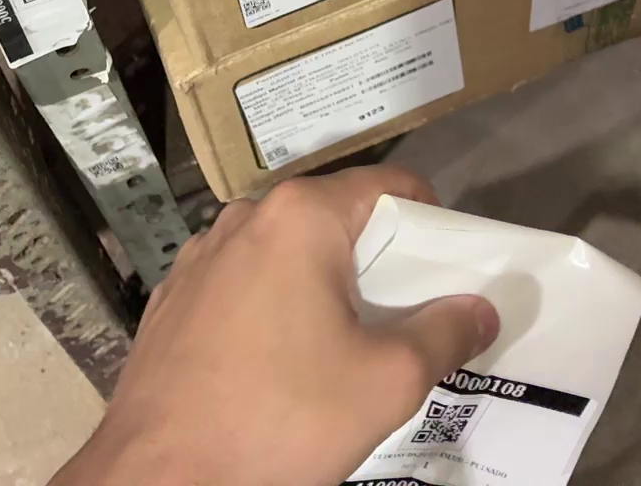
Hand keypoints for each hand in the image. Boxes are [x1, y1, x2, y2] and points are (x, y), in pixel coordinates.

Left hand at [53, 167, 499, 485]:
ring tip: (341, 337)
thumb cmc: (281, 416)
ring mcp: (203, 249)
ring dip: (322, 277)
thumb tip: (481, 308)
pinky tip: (276, 353)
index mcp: (300, 214)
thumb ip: (444, 334)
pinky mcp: (176, 288)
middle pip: (334, 214)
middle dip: (375, 255)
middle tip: (404, 310)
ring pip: (285, 245)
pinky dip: (273, 296)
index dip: (427, 215)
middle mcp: (247, 213)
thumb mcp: (385, 382)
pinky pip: (243, 274)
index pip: (386, 184)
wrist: (159, 476)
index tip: (446, 263)